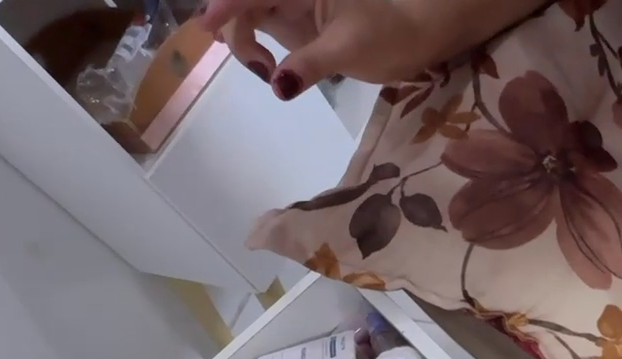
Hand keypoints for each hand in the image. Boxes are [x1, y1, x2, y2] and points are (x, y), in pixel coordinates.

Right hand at [197, 0, 425, 96]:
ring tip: (267, 71)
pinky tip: (265, 66)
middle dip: (235, 28)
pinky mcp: (294, 25)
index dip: (225, 5)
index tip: (205, 26)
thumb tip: (279, 87)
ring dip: (243, 41)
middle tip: (262, 69)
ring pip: (245, 14)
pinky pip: (259, 26)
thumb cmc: (389, 35)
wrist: (416, 37)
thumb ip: (310, 65)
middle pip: (241, 2)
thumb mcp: (348, 50)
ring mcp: (288, 5)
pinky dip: (253, 45)